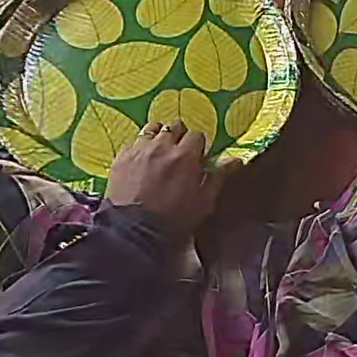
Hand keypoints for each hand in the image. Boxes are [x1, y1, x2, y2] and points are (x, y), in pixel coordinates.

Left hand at [105, 122, 237, 236]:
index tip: (197, 158)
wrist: (132, 231)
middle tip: (180, 152)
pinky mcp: (121, 158)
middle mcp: (163, 146)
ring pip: (152, 128)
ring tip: (160, 150)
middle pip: (175, 126)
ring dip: (159, 136)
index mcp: (186, 155)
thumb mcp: (204, 201)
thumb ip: (218, 176)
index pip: (197, 135)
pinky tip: (141, 159)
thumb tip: (236, 160)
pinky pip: (133, 142)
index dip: (199, 146)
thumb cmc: (174, 219)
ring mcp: (139, 150)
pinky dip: (140, 147)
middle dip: (180, 136)